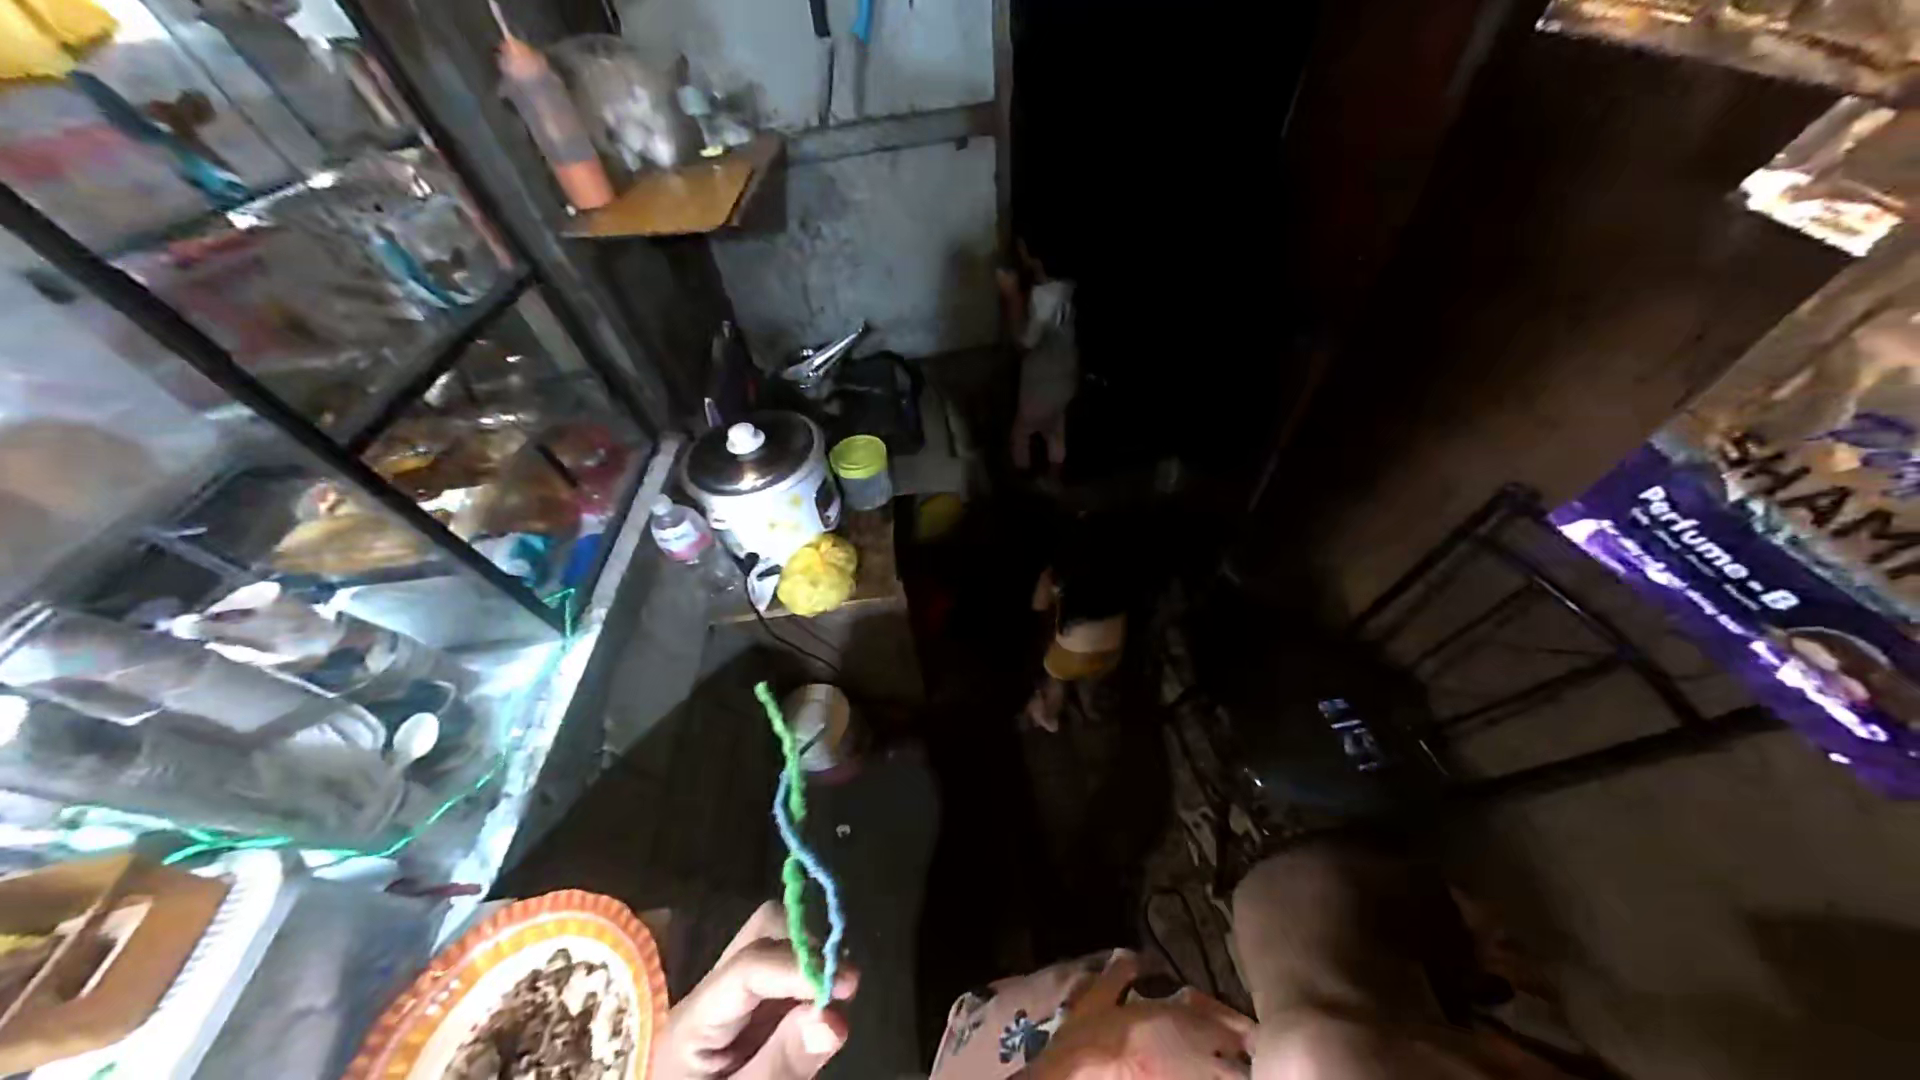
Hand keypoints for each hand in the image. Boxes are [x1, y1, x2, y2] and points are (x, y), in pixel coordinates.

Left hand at [651, 902, 858, 1079]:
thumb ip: (781, 1066)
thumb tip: (834, 1017)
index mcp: (695, 1020)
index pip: (749, 966)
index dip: (799, 967)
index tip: (847, 985)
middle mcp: (713, 992)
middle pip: (763, 930)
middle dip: (808, 945)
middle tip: (844, 985)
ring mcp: (733, 996)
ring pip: (777, 939)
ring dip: (813, 956)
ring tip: (840, 993)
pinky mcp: (752, 1010)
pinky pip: (786, 968)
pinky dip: (812, 975)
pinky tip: (827, 1001)